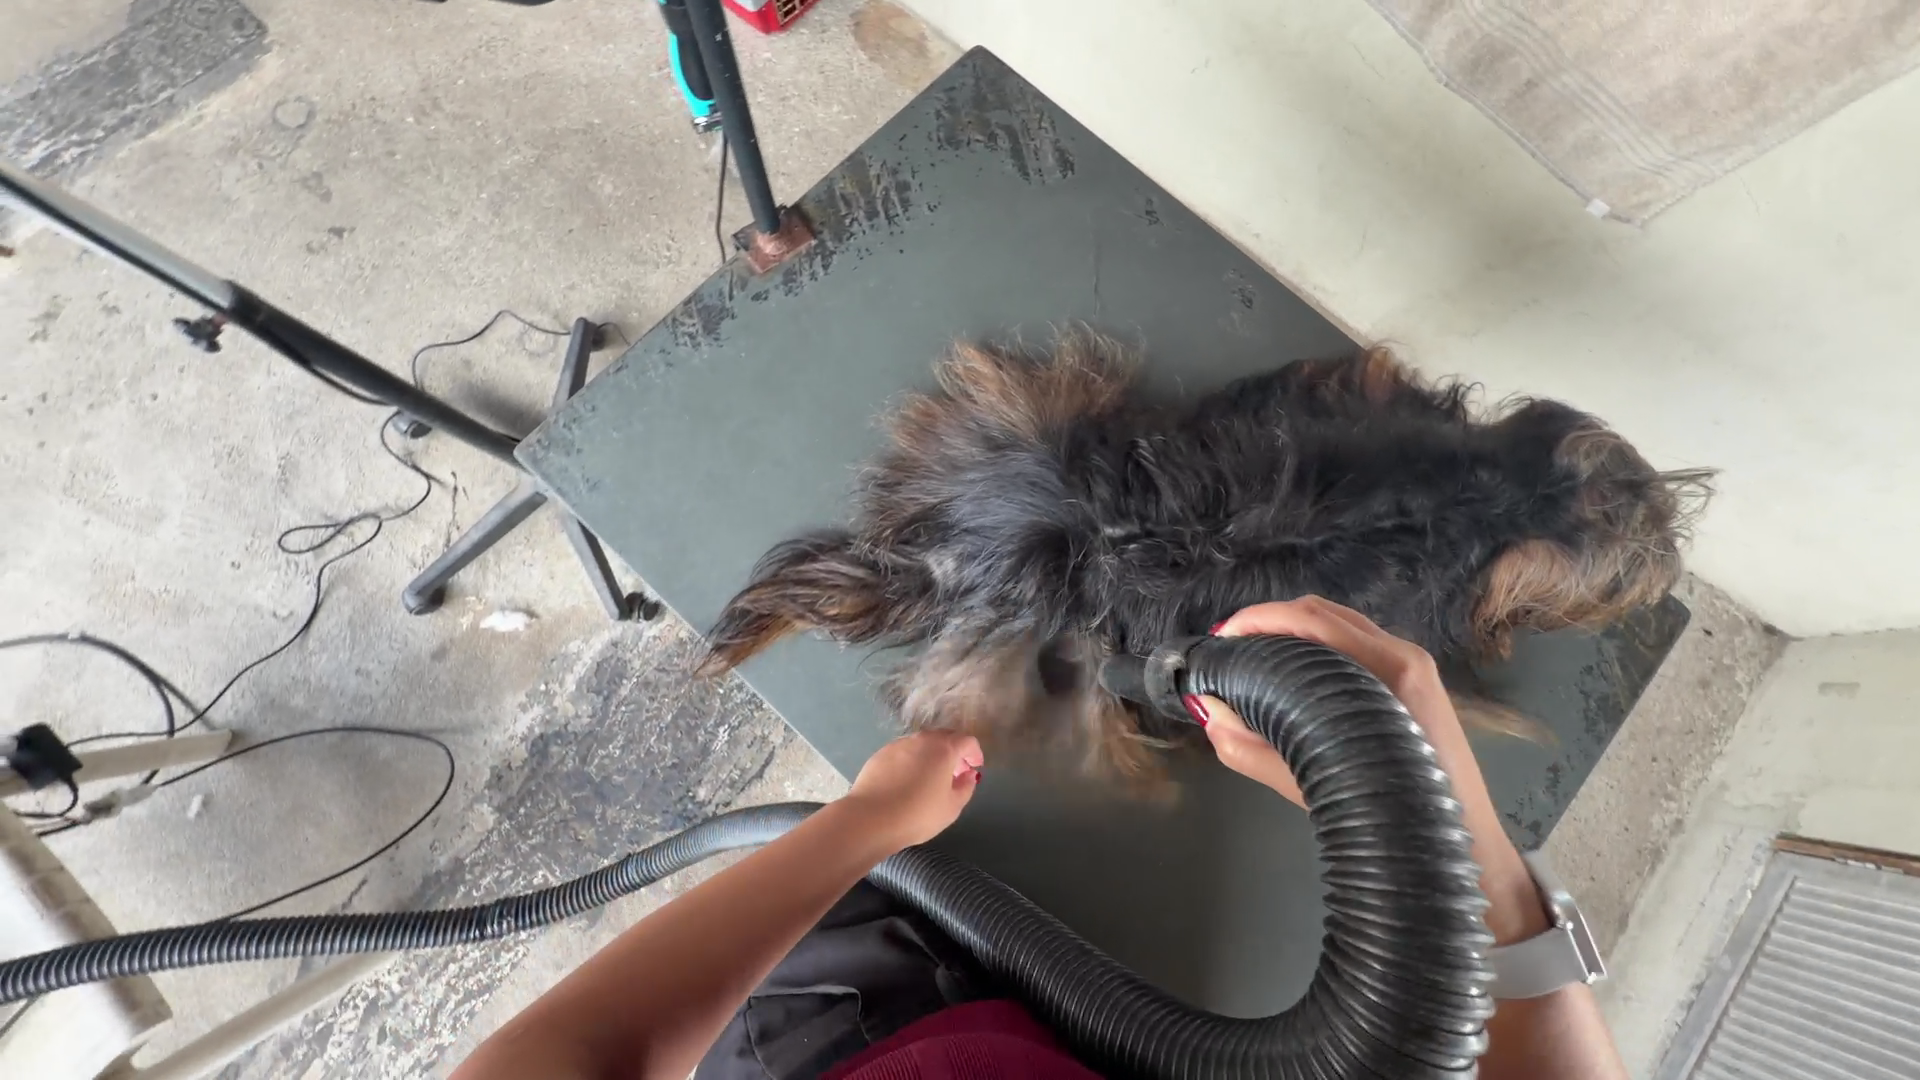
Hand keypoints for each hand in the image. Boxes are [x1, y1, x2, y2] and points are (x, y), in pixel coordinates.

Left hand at [840, 731, 984, 849]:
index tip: (975, 766)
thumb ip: (966, 787)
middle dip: (954, 751)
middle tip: (956, 771)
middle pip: (944, 737)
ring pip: (922, 743)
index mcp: (944, 748)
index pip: (967, 740)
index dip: (975, 752)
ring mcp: (899, 744)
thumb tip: (969, 775)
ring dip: (932, 755)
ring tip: (932, 777)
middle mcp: (922, 740)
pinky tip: (908, 780)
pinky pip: (904, 751)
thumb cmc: (918, 814)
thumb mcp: (952, 807)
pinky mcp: (881, 753)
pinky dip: (913, 760)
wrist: (871, 818)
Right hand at [1191, 595, 1475, 810]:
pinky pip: (1351, 640)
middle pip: (1322, 611)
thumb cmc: (1397, 816)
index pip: (1312, 619)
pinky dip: (1312, 642)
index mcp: (1389, 670)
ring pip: (1337, 622)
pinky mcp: (1412, 677)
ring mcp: (1411, 663)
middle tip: (1229, 645)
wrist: (1465, 847)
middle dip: (1268, 619)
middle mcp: (1403, 655)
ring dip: (1289, 628)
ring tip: (1251, 651)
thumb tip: (1207, 712)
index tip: (1222, 639)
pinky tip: (1289, 666)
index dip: (1259, 618)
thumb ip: (1253, 751)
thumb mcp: (1314, 787)